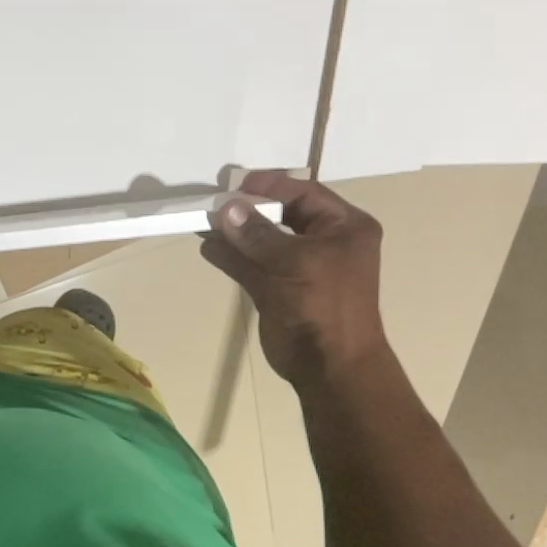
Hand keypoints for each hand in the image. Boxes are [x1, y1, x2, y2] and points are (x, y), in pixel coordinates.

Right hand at [200, 171, 392, 385]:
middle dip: (249, 211)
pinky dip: (231, 258)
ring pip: (261, 243)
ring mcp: (297, 269)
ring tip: (203, 224)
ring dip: (234, 234)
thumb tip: (227, 209)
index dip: (271, 187)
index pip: (305, 195)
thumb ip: (259, 236)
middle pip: (281, 217)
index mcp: (343, 227)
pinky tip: (209, 248)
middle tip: (215, 204)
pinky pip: (251, 268)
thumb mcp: (295, 262)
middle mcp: (322, 243)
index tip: (236, 185)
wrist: (328, 361)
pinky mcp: (276, 291)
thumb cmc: (324, 305)